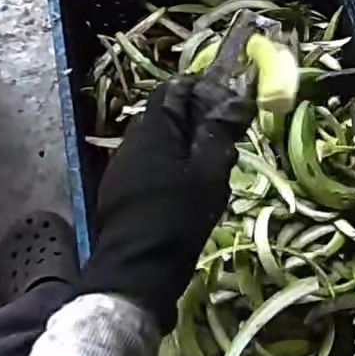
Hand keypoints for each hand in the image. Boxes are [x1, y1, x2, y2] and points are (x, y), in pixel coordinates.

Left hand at [84, 75, 253, 326]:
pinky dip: (170, 162)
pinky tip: (186, 182)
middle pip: (164, 115)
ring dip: (182, 142)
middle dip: (194, 116)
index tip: (226, 98)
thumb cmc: (179, 214)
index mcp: (154, 130)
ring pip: (157, 141)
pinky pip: (148, 162)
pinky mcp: (119, 189)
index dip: (199, 88)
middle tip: (225, 130)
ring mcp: (122, 167)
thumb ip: (220, 133)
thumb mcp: (211, 171)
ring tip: (210, 157)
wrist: (139, 267)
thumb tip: (235, 101)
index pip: (173, 90)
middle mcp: (131, 141)